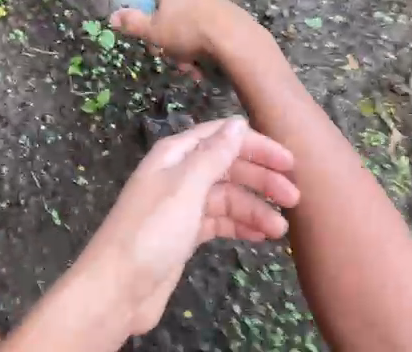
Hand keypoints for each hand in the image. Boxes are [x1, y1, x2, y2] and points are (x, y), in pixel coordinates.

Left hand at [76, 117, 298, 336]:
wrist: (117, 288)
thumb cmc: (151, 230)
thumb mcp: (186, 187)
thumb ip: (214, 154)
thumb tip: (238, 122)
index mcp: (176, 154)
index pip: (222, 137)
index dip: (255, 145)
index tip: (288, 160)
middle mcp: (179, 174)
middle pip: (227, 167)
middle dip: (260, 179)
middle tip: (294, 197)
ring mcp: (182, 205)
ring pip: (226, 198)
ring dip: (254, 208)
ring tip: (281, 229)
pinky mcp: (184, 234)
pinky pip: (219, 221)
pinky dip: (240, 226)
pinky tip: (261, 237)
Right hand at [110, 0, 252, 67]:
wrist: (232, 38)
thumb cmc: (185, 31)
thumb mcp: (152, 31)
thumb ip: (131, 22)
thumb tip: (112, 16)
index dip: (145, 13)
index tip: (147, 33)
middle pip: (170, 13)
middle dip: (167, 39)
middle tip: (168, 56)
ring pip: (188, 26)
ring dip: (185, 49)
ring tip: (189, 67)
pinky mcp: (227, 13)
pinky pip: (207, 31)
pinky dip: (202, 48)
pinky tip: (203, 66)